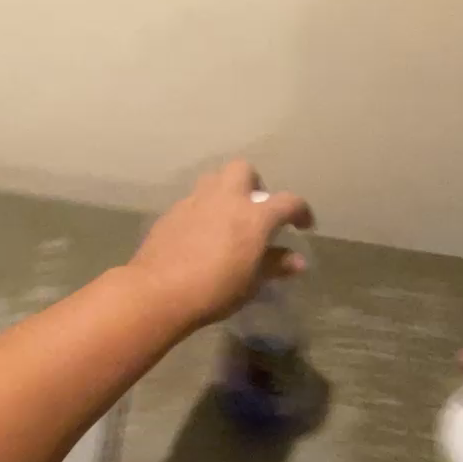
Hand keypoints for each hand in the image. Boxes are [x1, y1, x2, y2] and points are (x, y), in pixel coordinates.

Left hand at [126, 160, 313, 329]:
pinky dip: (203, 210)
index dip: (301, 211)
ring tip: (227, 218)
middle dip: (254, 184)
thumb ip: (275, 265)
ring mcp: (195, 202)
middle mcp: (225, 199)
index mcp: (253, 215)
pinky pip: (193, 201)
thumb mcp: (251, 283)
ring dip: (225, 191)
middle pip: (243, 170)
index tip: (303, 225)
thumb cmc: (215, 290)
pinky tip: (200, 234)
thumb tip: (297, 261)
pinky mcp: (172, 213)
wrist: (159, 292)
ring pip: (213, 179)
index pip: (288, 201)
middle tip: (255, 211)